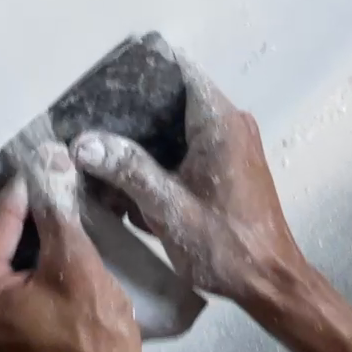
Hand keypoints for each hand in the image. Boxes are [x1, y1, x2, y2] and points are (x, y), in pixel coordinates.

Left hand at [0, 146, 149, 351]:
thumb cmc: (93, 335)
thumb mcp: (76, 263)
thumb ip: (56, 210)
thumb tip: (49, 161)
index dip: (30, 188)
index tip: (50, 158)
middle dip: (30, 213)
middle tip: (62, 187)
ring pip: (2, 258)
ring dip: (31, 236)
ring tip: (64, 211)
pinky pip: (6, 280)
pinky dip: (29, 262)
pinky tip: (57, 246)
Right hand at [69, 43, 306, 305]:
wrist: (269, 281)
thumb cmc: (225, 245)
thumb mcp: (168, 208)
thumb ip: (127, 169)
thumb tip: (82, 142)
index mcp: (219, 122)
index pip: (176, 69)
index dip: (138, 70)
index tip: (99, 82)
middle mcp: (229, 123)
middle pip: (171, 97)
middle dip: (130, 112)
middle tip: (87, 123)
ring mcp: (230, 144)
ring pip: (176, 126)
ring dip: (142, 141)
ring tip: (100, 152)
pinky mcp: (226, 166)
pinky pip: (186, 148)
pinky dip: (159, 160)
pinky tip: (128, 179)